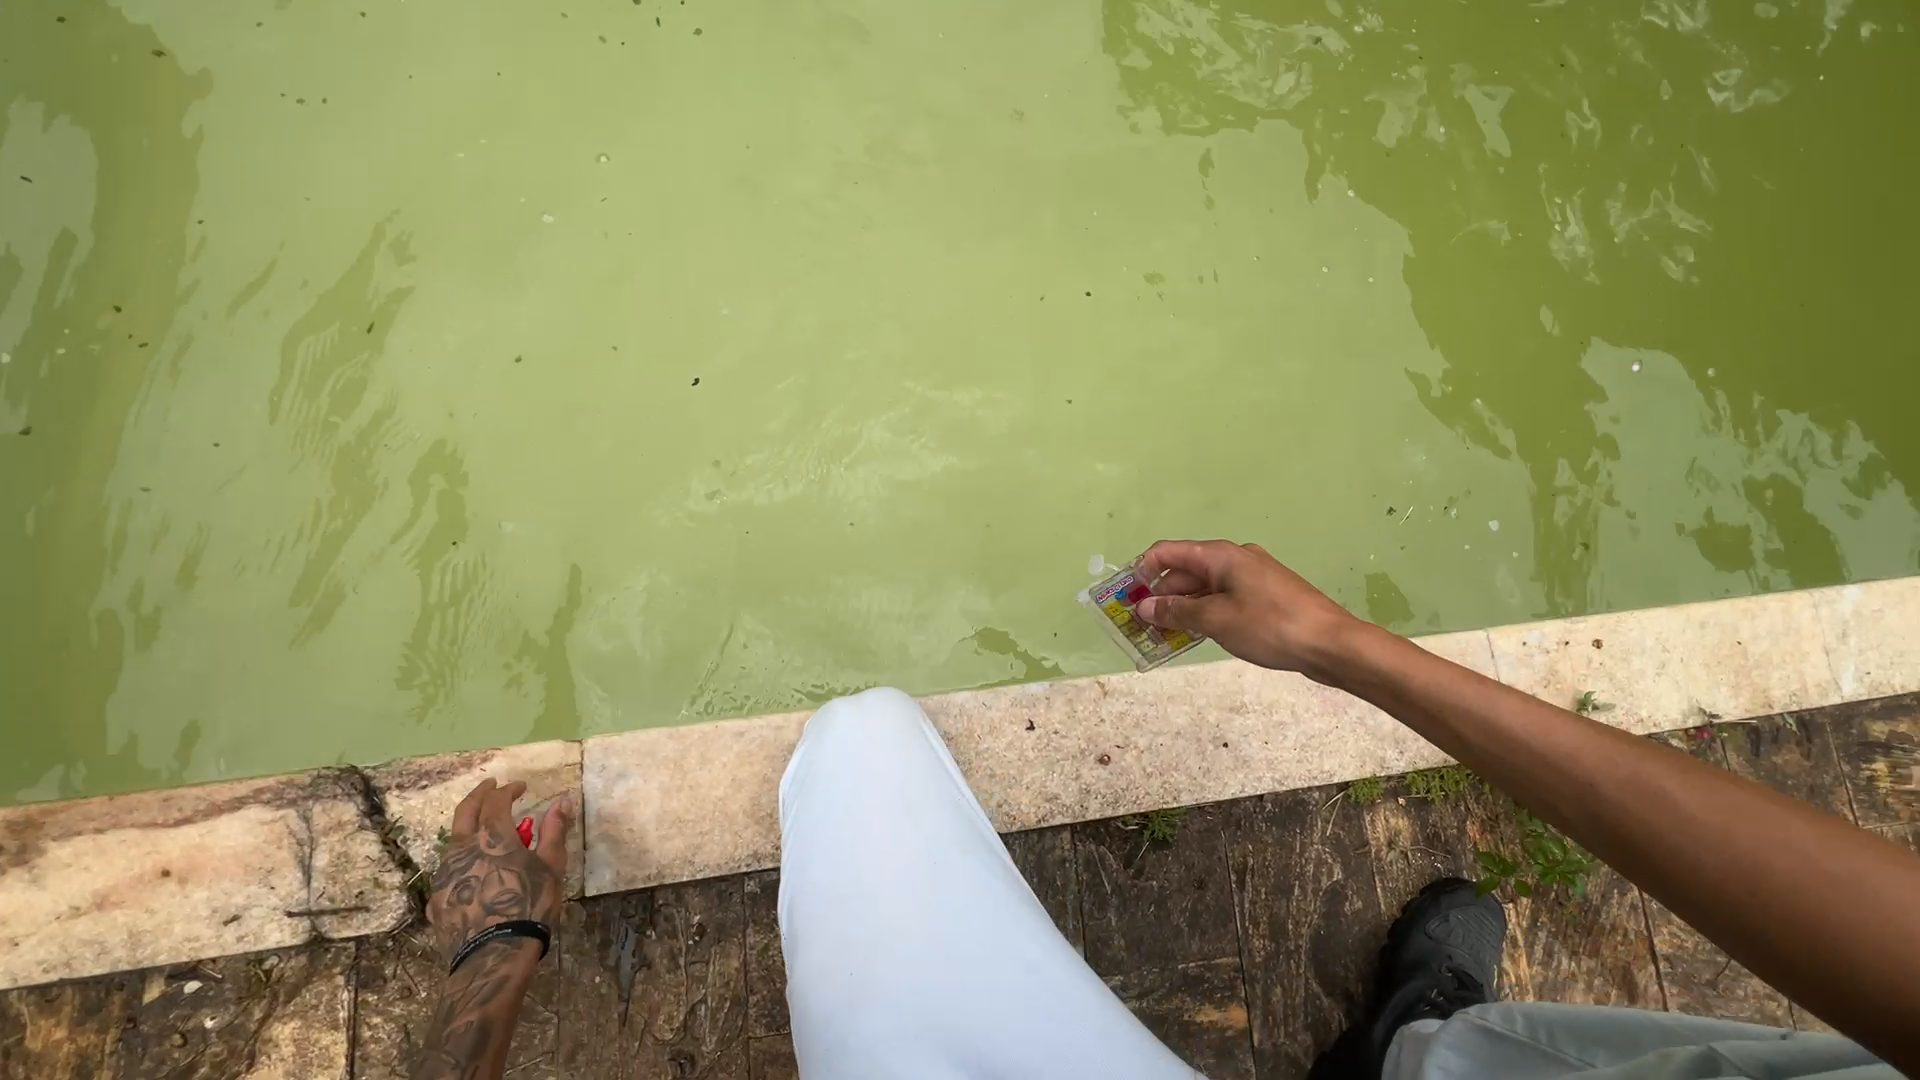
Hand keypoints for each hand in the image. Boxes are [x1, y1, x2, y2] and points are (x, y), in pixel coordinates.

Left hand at [426, 779, 571, 965]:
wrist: (493, 956)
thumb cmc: (530, 905)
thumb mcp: (551, 865)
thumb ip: (554, 830)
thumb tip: (562, 800)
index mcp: (492, 837)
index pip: (496, 801)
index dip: (509, 790)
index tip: (522, 787)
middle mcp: (462, 850)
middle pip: (465, 812)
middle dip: (479, 795)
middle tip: (491, 786)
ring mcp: (445, 876)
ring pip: (454, 842)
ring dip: (470, 829)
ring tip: (487, 833)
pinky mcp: (438, 900)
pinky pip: (451, 871)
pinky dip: (464, 860)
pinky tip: (477, 871)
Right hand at [1133, 539, 1363, 678]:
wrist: (1332, 644)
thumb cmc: (1269, 626)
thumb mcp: (1215, 620)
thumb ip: (1176, 612)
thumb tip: (1144, 608)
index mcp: (1219, 555)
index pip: (1166, 552)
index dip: (1142, 572)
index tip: (1127, 599)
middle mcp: (1233, 558)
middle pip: (1184, 572)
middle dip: (1160, 597)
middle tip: (1141, 627)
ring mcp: (1251, 577)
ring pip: (1203, 588)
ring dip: (1181, 609)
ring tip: (1163, 637)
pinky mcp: (1264, 596)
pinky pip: (1222, 599)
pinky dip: (1204, 614)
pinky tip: (1196, 636)